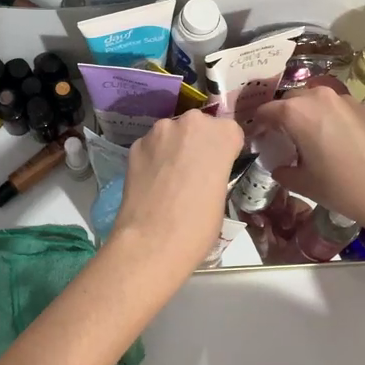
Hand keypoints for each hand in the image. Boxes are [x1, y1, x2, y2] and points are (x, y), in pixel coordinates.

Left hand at [107, 111, 244, 272]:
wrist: (152, 240)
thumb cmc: (199, 225)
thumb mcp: (222, 195)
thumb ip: (216, 171)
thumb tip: (203, 173)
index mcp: (221, 134)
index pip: (230, 131)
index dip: (225, 151)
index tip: (219, 168)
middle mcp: (190, 123)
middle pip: (198, 127)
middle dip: (198, 144)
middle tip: (194, 174)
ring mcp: (159, 131)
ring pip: (172, 134)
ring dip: (173, 148)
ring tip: (169, 180)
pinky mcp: (135, 144)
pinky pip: (151, 146)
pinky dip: (153, 158)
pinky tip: (152, 183)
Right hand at [252, 87, 364, 235]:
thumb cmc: (343, 188)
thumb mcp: (305, 184)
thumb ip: (285, 172)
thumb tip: (280, 168)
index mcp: (297, 112)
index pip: (266, 111)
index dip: (258, 125)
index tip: (258, 138)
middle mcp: (319, 97)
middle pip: (291, 100)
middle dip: (283, 116)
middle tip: (282, 139)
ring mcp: (345, 100)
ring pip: (316, 101)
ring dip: (308, 115)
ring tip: (310, 140)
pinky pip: (338, 108)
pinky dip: (330, 119)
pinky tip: (336, 143)